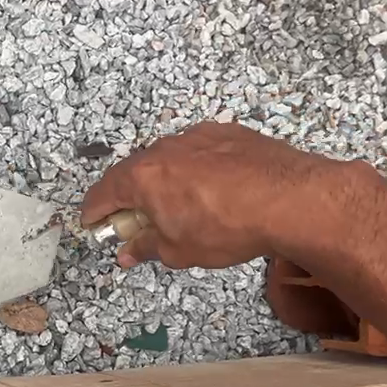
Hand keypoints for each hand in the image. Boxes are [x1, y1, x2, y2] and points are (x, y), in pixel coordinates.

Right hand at [81, 122, 368, 269]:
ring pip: (165, 160)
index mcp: (142, 177)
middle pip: (132, 173)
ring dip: (160, 182)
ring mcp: (198, 138)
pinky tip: (207, 190)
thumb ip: (145, 247)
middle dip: (127, 198)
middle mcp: (165, 150)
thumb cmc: (229, 227)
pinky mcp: (229, 133)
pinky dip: (192, 169)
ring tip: (174, 206)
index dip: (93, 212)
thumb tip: (128, 252)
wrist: (294, 200)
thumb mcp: (178, 250)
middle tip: (133, 221)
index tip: (92, 224)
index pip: (102, 193)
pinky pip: (197, 151)